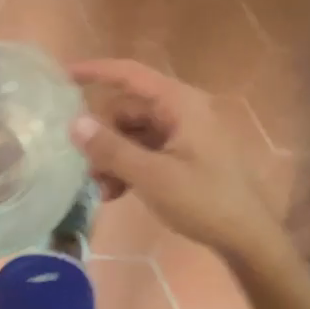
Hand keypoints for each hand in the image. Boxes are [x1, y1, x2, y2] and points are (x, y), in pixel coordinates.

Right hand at [68, 59, 282, 259]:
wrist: (248, 237)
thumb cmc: (204, 199)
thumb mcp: (152, 176)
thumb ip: (112, 149)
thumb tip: (74, 123)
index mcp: (179, 102)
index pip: (130, 74)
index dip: (95, 70)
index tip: (62, 75)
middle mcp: (182, 109)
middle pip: (128, 108)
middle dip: (102, 133)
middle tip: (80, 162)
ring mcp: (185, 132)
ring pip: (134, 132)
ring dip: (113, 155)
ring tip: (99, 187)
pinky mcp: (186, 154)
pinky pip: (147, 149)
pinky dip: (129, 166)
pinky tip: (114, 193)